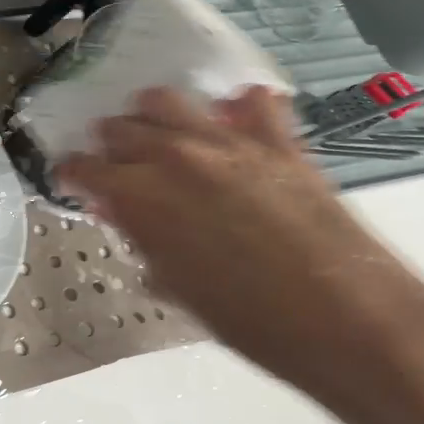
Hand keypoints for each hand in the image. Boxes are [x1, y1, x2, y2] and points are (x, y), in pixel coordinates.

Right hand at [56, 87, 423, 384]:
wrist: (352, 324)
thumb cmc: (252, 323)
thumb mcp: (177, 286)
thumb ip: (142, 238)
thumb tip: (120, 212)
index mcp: (140, 196)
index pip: (82, 167)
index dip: (71, 174)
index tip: (73, 183)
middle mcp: (174, 156)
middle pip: (118, 127)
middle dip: (110, 146)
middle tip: (120, 168)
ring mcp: (227, 142)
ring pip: (166, 99)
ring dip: (154, 115)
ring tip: (163, 136)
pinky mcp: (278, 141)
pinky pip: (251, 101)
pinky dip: (238, 108)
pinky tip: (235, 126)